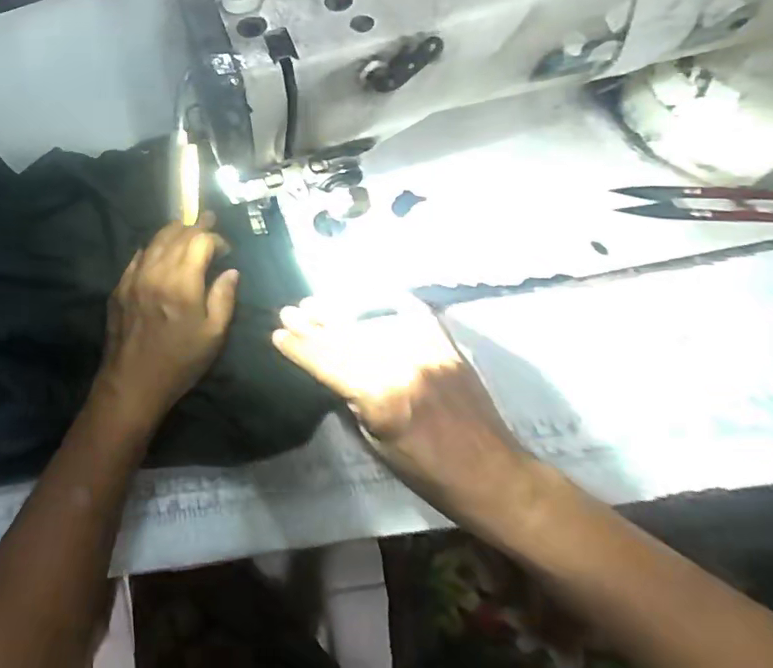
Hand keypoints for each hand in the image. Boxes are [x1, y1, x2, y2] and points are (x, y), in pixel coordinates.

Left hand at [94, 216, 238, 427]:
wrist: (132, 382)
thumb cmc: (180, 362)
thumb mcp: (213, 335)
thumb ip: (223, 297)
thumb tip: (230, 270)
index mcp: (182, 282)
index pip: (199, 242)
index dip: (215, 238)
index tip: (226, 248)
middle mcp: (156, 271)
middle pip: (175, 235)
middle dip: (194, 226)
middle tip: (208, 221)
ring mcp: (133, 277)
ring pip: (153, 242)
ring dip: (171, 232)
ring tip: (185, 227)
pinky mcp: (119, 287)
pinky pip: (137, 257)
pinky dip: (151, 248)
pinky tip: (157, 249)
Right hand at [272, 297, 535, 524]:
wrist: (494, 476)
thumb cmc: (428, 473)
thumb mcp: (375, 443)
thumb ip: (351, 400)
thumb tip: (327, 371)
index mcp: (381, 398)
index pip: (327, 363)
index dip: (299, 348)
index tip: (277, 335)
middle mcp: (401, 366)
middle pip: (344, 336)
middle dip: (312, 324)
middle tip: (289, 312)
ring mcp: (425, 351)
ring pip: (369, 321)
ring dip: (338, 310)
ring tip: (315, 304)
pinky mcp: (444, 345)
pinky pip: (408, 312)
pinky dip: (383, 302)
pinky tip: (363, 296)